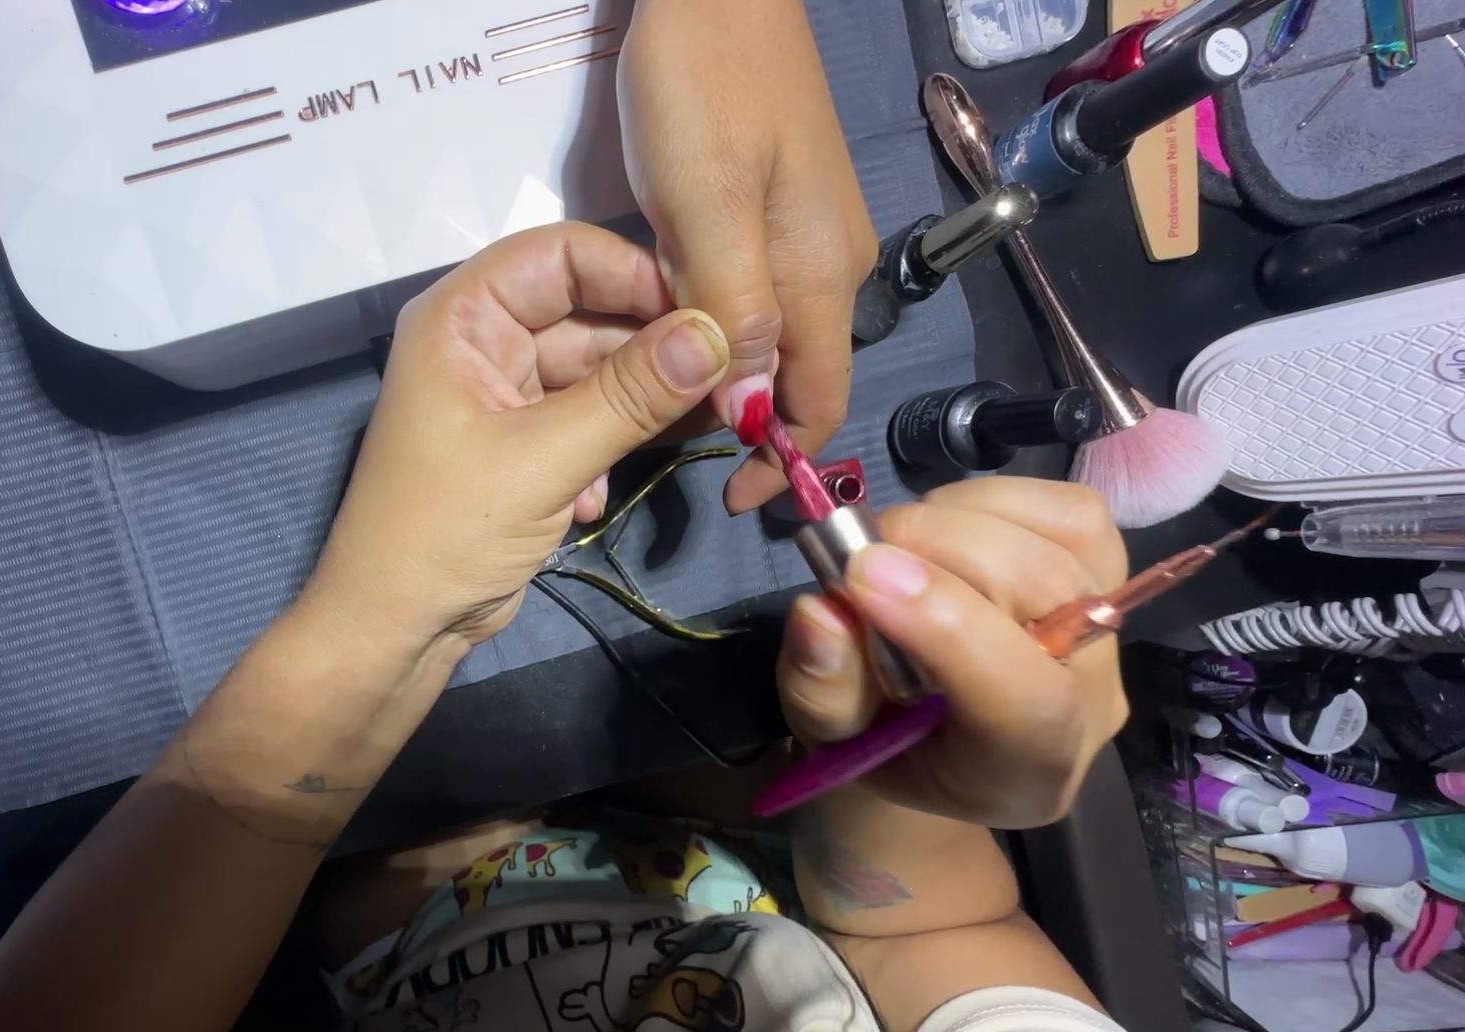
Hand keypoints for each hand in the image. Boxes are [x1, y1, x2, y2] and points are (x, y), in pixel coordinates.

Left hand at [305, 223, 731, 653]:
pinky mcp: (523, 446)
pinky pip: (585, 420)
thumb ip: (630, 396)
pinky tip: (599, 498)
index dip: (635, 272)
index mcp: (463, 318)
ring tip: (705, 425)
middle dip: (654, 347)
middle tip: (730, 375)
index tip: (708, 307)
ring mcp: (504, 397)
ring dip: (642, 404)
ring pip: (594, 373)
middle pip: (586, 314)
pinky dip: (608, 446)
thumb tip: (717, 335)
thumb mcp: (542, 460)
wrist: (399, 626)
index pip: (561, 254)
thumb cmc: (448, 531)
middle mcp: (482, 344)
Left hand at [619, 0, 877, 512]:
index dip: (782, 459)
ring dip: (714, 388)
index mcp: (817, 275)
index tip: (735, 500)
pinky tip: (661, 345)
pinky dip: (706, 343)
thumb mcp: (706, 207)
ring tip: (651, 410)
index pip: (818, 397)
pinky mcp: (765, 222)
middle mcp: (822, 269)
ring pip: (761, 346)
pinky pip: (743, 307)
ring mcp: (797, 242)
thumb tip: (755, 409)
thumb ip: (735, 310)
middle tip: (666, 454)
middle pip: (790, 378)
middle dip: (739, 429)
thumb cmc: (700, 90)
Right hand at [774, 479, 1130, 828]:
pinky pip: (1071, 510)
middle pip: (1046, 589)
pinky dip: (995, 498)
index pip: (1026, 695)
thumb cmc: (874, 744)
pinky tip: (942, 526)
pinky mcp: (1103, 576)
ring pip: (1066, 535)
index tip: (861, 574)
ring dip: (963, 517)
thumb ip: (820, 688)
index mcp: (1023, 768)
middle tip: (859, 554)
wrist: (928, 742)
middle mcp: (1089, 699)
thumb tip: (820, 611)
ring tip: (899, 543)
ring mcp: (1102, 632)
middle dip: (936, 547)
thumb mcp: (824, 736)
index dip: (946, 622)